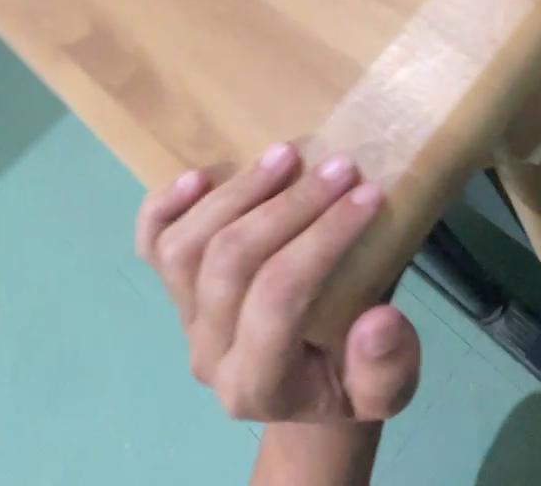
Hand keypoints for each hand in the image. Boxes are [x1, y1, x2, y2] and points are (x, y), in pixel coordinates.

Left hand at [135, 143, 421, 423]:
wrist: (308, 387)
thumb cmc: (350, 379)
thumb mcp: (388, 387)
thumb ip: (388, 366)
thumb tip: (380, 322)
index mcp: (259, 385)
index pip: (280, 298)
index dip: (325, 239)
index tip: (371, 194)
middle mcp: (210, 354)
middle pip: (230, 264)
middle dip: (291, 205)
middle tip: (343, 166)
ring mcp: (185, 319)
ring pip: (186, 248)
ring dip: (239, 193)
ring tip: (288, 154)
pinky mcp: (174, 290)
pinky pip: (151, 244)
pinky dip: (166, 205)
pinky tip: (202, 175)